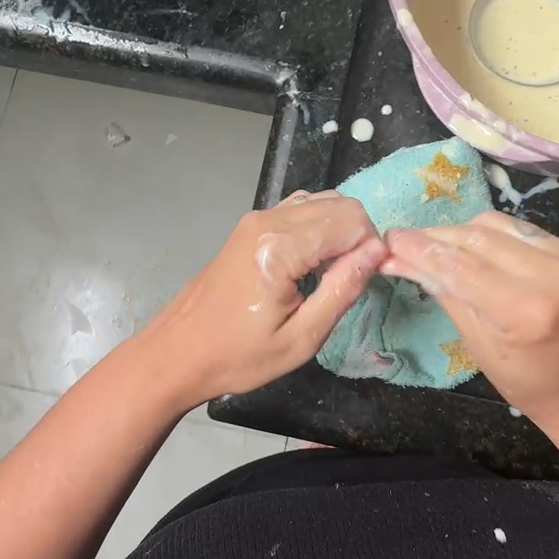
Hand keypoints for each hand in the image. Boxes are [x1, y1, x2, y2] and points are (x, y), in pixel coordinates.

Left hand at [139, 189, 386, 405]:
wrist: (179, 352)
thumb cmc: (239, 356)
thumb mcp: (301, 339)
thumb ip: (343, 289)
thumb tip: (378, 252)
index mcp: (280, 247)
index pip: (353, 220)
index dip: (370, 249)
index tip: (360, 283)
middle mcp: (268, 220)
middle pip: (341, 204)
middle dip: (358, 238)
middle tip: (348, 282)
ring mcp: (257, 217)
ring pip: (323, 201)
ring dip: (340, 232)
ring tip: (329, 275)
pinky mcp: (251, 224)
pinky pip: (302, 209)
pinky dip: (319, 228)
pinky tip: (311, 264)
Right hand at [381, 211, 558, 424]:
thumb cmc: (527, 381)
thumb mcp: (478, 343)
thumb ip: (444, 292)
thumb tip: (399, 259)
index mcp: (527, 311)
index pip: (462, 265)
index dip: (422, 249)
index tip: (390, 240)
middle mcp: (553, 275)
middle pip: (478, 238)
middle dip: (435, 237)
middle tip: (403, 240)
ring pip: (497, 225)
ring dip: (460, 231)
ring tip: (434, 245)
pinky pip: (519, 229)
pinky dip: (489, 235)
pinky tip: (472, 247)